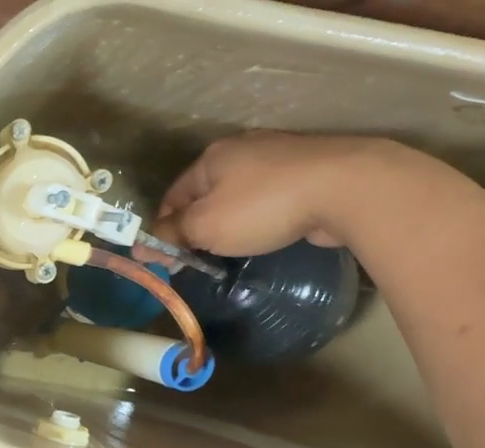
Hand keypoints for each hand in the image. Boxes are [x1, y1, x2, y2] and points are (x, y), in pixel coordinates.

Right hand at [156, 132, 413, 255]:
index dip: (162, 230)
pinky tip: (262, 235)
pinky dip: (257, 218)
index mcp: (212, 158)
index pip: (172, 197)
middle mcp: (241, 150)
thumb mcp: (204, 226)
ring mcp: (276, 157)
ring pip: (236, 196)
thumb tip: (141, 244)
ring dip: (227, 223)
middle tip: (195, 260)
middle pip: (204, 195)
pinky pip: (266, 198)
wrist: (344, 188)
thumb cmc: (261, 207)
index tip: (164, 260)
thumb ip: (169, 235)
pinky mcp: (304, 171)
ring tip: (228, 251)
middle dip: (195, 227)